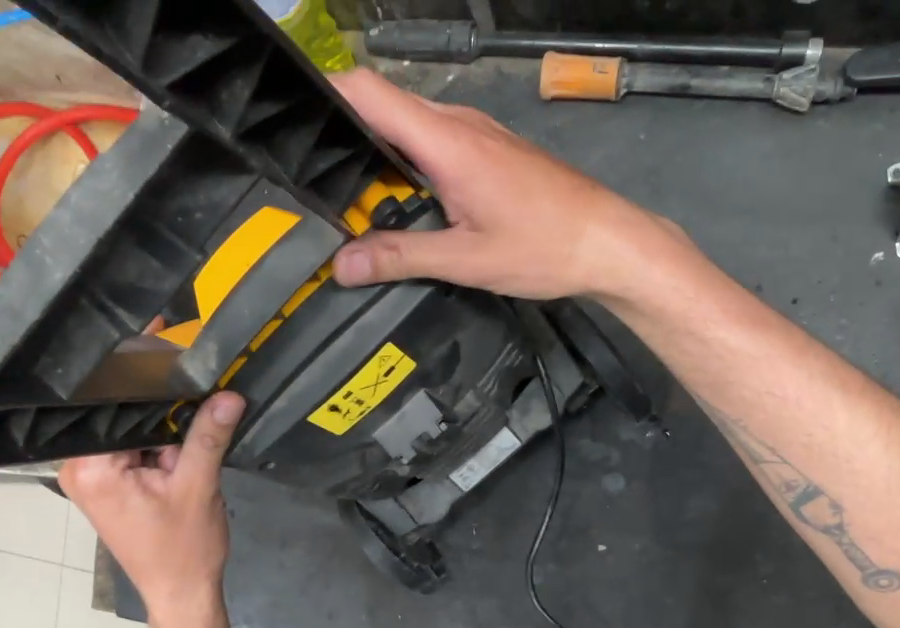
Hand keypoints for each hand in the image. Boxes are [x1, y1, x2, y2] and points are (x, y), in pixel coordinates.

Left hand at [58, 392, 244, 619]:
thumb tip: (229, 394)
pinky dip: (157, 452)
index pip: (115, 408)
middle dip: (160, 418)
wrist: (182, 594)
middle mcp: (78, 469)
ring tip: (187, 436)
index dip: (151, 390)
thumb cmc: (184, 548)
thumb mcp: (199, 486)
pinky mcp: (107, 488)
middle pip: (121, 420)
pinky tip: (177, 455)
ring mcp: (90, 480)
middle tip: (194, 412)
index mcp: (90, 467)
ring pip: (131, 435)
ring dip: (161, 436)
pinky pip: (132, 453)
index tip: (182, 375)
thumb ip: (208, 436)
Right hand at [329, 69, 683, 301]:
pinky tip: (402, 206)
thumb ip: (401, 256)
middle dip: (344, 140)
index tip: (291, 123)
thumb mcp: (466, 260)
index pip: (369, 91)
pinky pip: (434, 145)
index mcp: (446, 140)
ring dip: (378, 159)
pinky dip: (408, 168)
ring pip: (409, 129)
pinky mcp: (489, 151)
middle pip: (383, 109)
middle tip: (313, 187)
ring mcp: (477, 134)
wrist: (608, 243)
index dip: (324, 95)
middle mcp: (458, 124)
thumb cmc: (544, 247)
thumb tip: (341, 265)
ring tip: (350, 203)